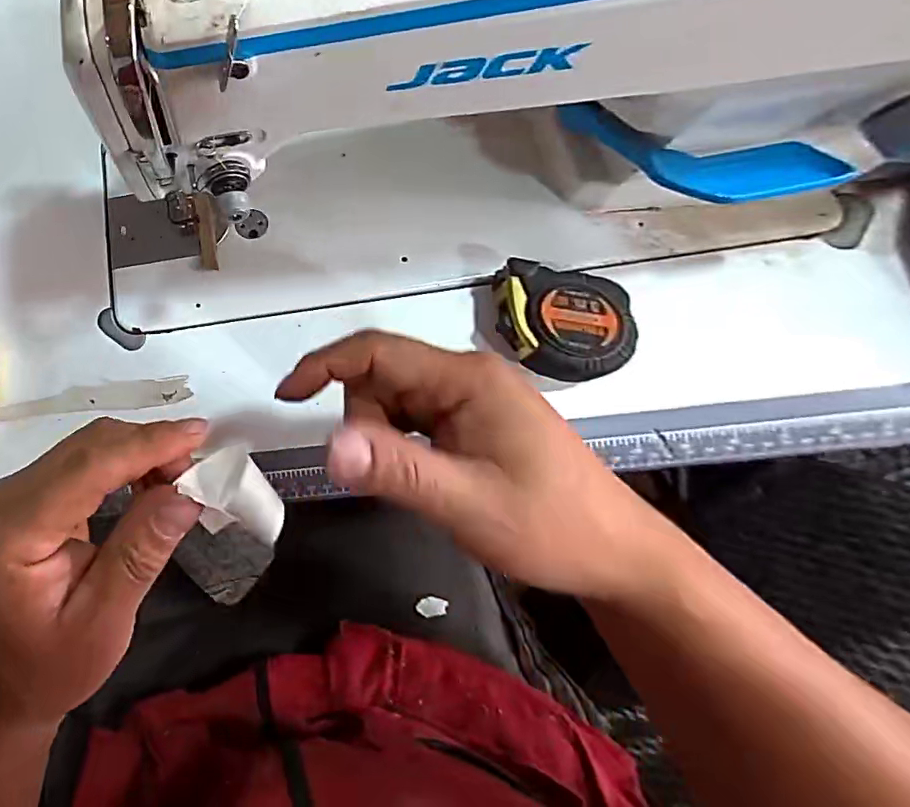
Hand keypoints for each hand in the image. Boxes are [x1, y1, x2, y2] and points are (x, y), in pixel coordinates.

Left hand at [0, 417, 207, 725]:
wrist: (6, 684)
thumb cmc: (52, 666)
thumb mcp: (103, 623)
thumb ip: (140, 554)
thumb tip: (185, 496)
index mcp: (18, 528)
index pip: (89, 466)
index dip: (146, 445)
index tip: (198, 433)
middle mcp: (12, 496)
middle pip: (88, 447)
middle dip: (148, 445)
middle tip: (197, 469)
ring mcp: (19, 491)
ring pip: (88, 446)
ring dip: (139, 450)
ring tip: (182, 475)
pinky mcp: (33, 494)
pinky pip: (84, 461)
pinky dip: (124, 461)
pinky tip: (152, 479)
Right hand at [276, 332, 686, 601]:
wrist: (623, 559)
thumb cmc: (553, 528)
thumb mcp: (467, 504)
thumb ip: (396, 470)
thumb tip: (328, 446)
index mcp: (466, 378)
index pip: (375, 351)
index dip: (323, 366)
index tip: (286, 396)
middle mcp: (465, 375)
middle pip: (380, 378)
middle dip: (367, 423)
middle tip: (398, 477)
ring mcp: (471, 396)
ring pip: (393, 399)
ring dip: (386, 438)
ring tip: (424, 484)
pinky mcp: (473, 418)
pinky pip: (414, 417)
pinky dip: (403, 443)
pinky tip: (428, 476)